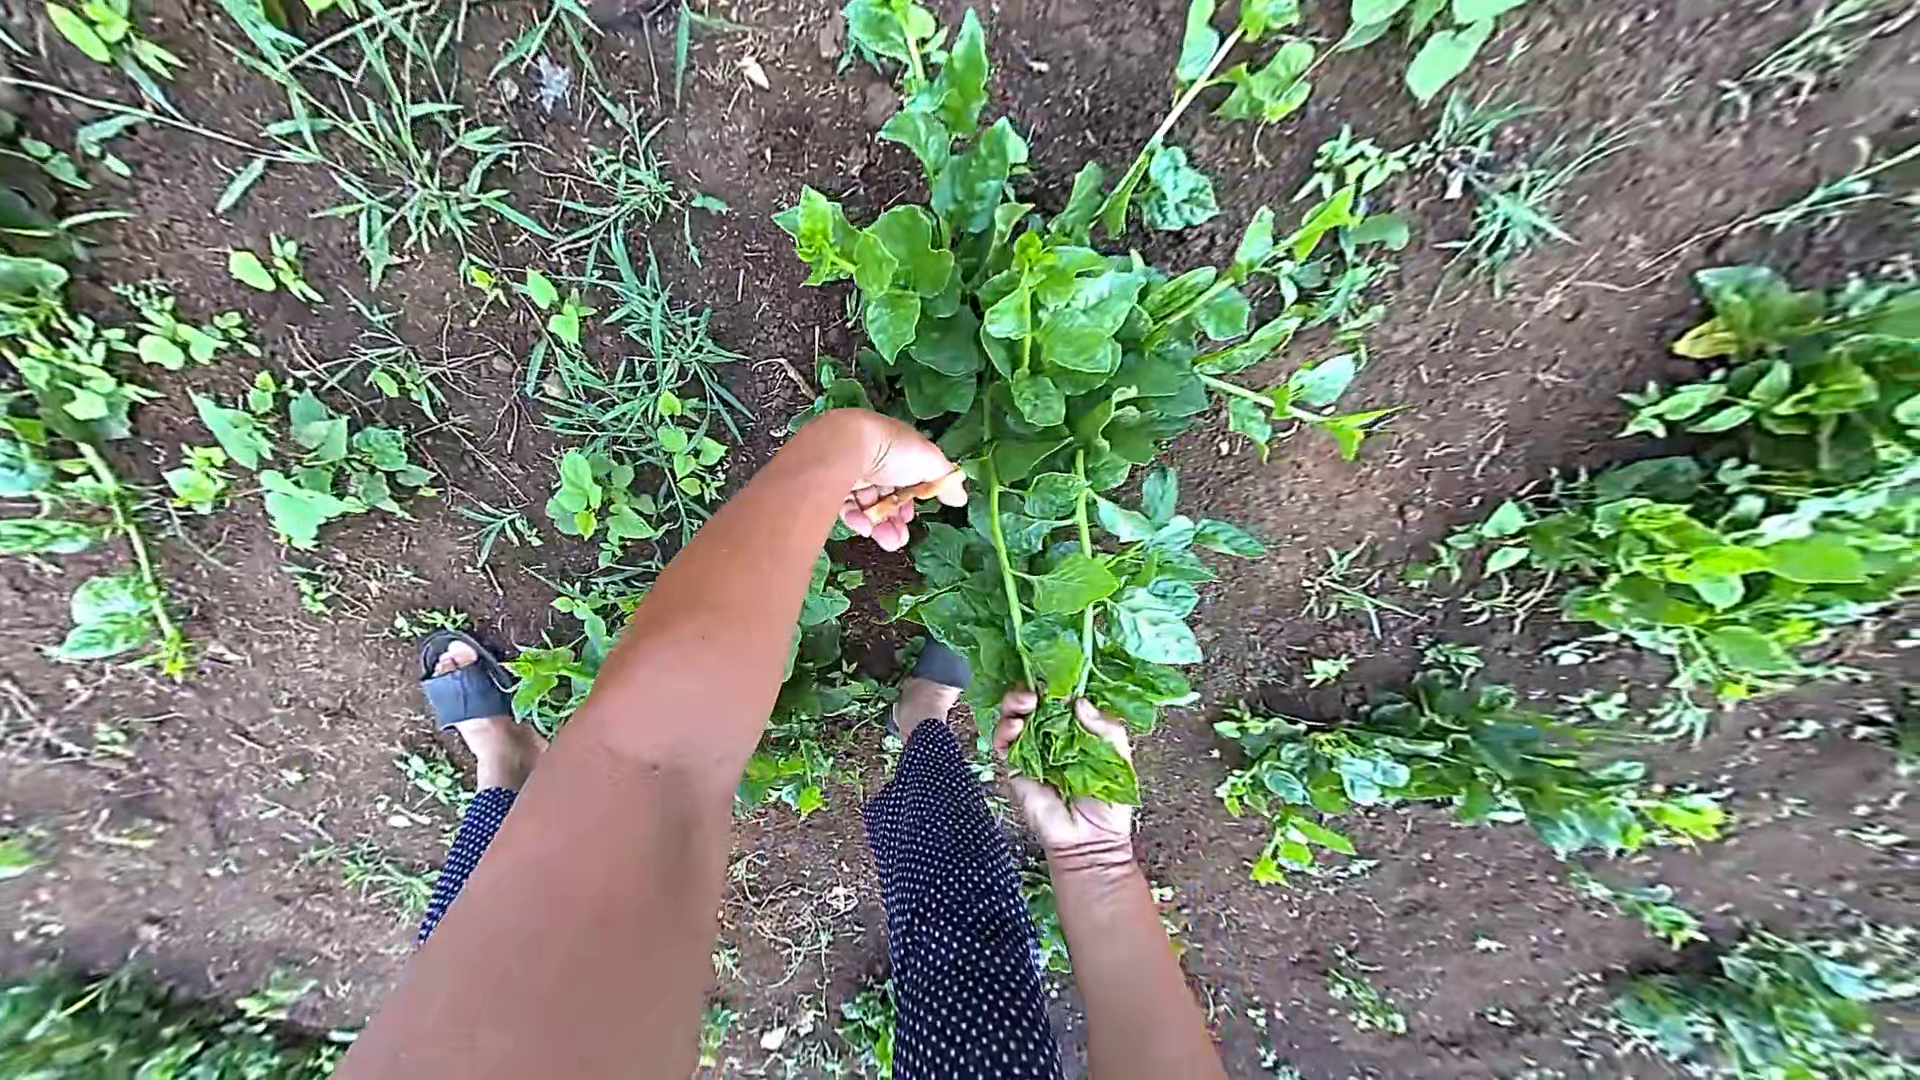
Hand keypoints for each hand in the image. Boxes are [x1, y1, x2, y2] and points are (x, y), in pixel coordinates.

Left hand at [835, 410, 967, 551]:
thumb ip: (946, 481)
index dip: (911, 501)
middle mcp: (873, 461)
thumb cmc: (892, 449)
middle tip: (900, 537)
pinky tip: (865, 528)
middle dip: (896, 521)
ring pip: (867, 506)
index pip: (907, 480)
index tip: (912, 517)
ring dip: (880, 526)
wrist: (846, 446)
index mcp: (897, 451)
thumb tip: (961, 498)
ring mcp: (851, 472)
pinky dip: (858, 520)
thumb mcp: (930, 462)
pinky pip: (846, 507)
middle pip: (887, 497)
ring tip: (888, 541)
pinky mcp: (831, 484)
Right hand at [994, 691, 1134, 866]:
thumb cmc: (1107, 799)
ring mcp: (1029, 749)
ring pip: (1011, 716)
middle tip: (1035, 692)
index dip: (1052, 686)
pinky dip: (1004, 730)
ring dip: (1013, 703)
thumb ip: (1104, 725)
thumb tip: (1078, 700)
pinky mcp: (1014, 767)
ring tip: (1025, 703)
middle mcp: (1047, 734)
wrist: (1092, 840)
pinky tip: (1015, 727)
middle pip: (1029, 702)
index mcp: (1071, 728)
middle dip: (1027, 691)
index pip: (1056, 698)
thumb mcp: (1117, 754)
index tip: (1053, 679)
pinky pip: (1001, 743)